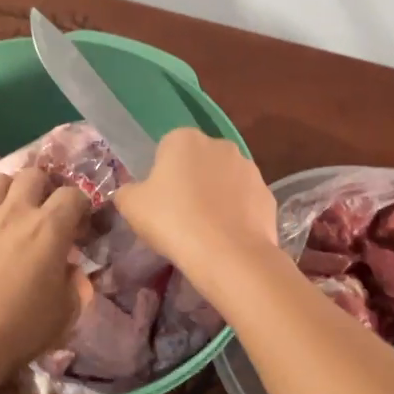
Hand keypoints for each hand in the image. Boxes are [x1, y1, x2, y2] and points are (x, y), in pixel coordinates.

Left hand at [0, 168, 89, 382]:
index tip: (80, 226)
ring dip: (9, 188)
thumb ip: (75, 282)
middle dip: (45, 188)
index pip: (74, 195)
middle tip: (45, 212)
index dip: (81, 206)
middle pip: (33, 175)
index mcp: (50, 228)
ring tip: (11, 209)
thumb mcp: (66, 311)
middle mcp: (16, 212)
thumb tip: (70, 267)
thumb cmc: (22, 328)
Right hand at [114, 128, 277, 284]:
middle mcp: (220, 144)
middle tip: (178, 215)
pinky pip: (244, 201)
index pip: (166, 149)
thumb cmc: (172, 221)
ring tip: (204, 230)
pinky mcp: (267, 194)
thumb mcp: (131, 206)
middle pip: (198, 161)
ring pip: (224, 180)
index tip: (158, 201)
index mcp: (184, 139)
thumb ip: (126, 191)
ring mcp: (249, 168)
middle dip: (190, 181)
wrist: (227, 254)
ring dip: (215, 196)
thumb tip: (131, 192)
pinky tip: (226, 237)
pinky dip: (236, 214)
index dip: (160, 175)